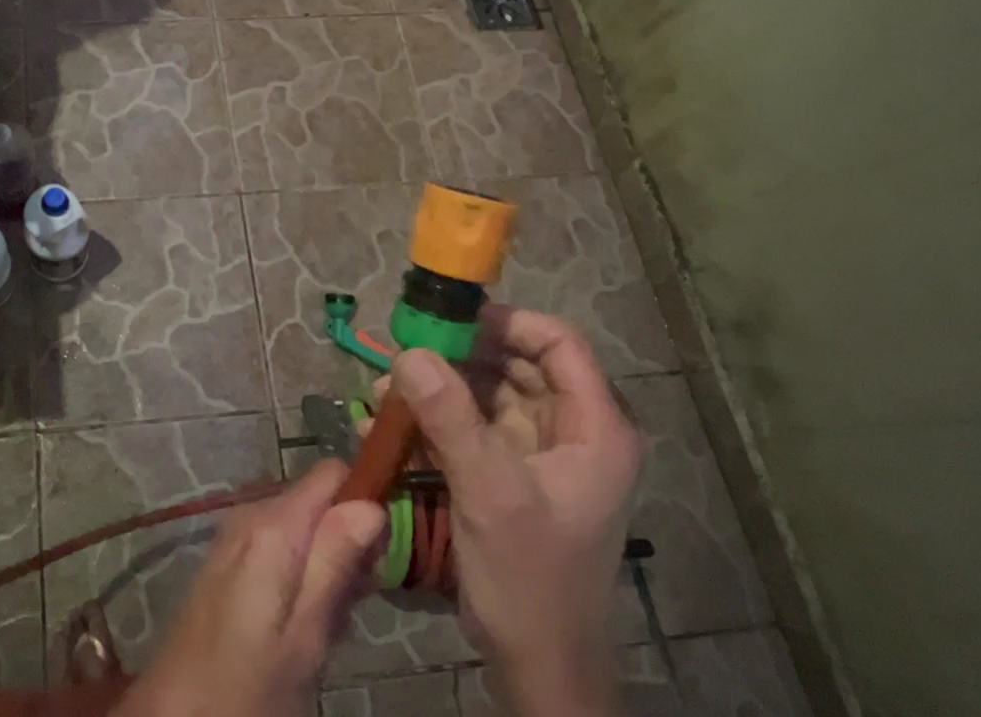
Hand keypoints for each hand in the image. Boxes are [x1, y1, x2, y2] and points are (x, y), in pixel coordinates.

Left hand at [112, 462, 385, 716]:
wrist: (175, 715)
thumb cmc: (248, 683)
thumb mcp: (304, 634)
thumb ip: (335, 562)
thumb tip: (373, 503)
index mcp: (272, 526)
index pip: (332, 473)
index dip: (366, 501)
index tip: (381, 553)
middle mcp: (251, 515)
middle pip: (320, 501)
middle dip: (349, 542)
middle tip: (356, 601)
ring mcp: (236, 537)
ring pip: (305, 528)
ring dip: (329, 566)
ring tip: (330, 623)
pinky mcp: (230, 560)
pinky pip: (283, 549)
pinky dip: (303, 576)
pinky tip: (304, 624)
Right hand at [390, 304, 640, 716]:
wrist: (537, 661)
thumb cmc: (530, 576)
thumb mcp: (489, 491)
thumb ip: (451, 418)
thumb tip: (409, 352)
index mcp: (595, 428)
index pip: (558, 344)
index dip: (506, 323)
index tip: (446, 320)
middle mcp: (572, 431)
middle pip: (517, 366)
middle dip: (458, 357)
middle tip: (403, 355)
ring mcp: (539, 454)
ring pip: (489, 396)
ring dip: (439, 390)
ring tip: (386, 393)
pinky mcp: (510, 475)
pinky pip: (472, 429)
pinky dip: (436, 422)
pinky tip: (393, 425)